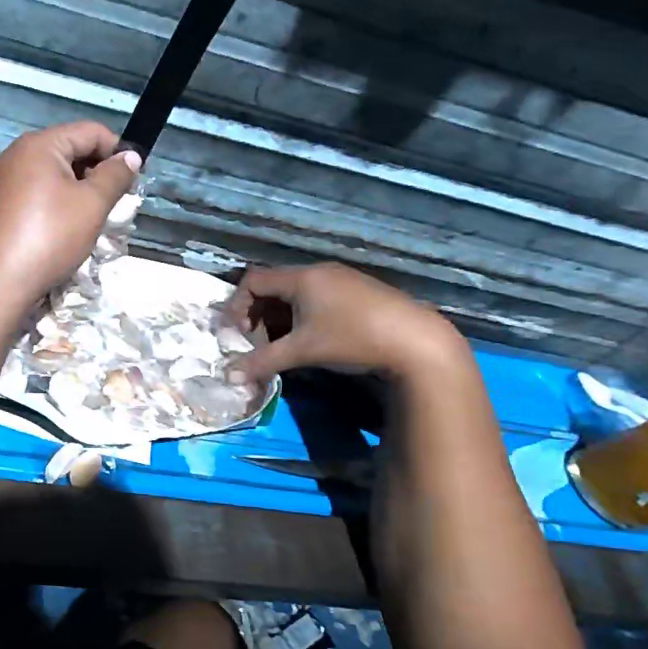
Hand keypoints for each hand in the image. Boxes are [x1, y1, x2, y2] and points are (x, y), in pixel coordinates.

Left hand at [0, 121, 142, 308]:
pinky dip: (59, 203)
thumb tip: (131, 155)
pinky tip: (68, 228)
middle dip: (98, 172)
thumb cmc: (49, 237)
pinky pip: (39, 192)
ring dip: (80, 191)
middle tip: (115, 203)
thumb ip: (115, 175)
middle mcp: (18, 155)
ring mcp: (6, 180)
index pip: (90, 131)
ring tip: (93, 218)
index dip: (117, 151)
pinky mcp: (2, 204)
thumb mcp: (92, 204)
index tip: (134, 179)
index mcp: (39, 144)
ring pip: (56, 174)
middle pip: (71, 150)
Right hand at [225, 262, 466, 383]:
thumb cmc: (352, 339)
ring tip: (282, 342)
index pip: (253, 281)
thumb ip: (262, 362)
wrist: (419, 344)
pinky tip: (312, 337)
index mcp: (302, 278)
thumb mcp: (301, 352)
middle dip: (257, 313)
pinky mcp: (360, 291)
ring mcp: (342, 279)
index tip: (238, 332)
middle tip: (256, 339)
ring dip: (280, 315)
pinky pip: (317, 296)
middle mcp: (320, 272)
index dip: (237, 305)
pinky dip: (302, 314)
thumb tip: (229, 377)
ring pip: (296, 292)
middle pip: (273, 285)